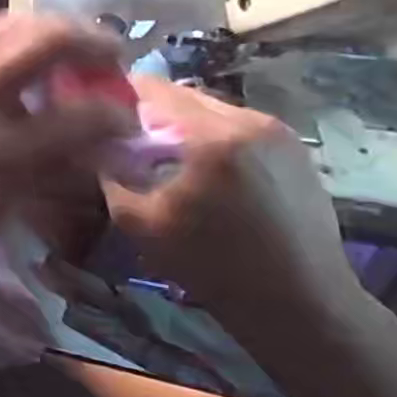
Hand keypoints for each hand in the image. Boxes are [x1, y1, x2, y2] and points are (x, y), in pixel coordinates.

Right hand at [101, 78, 363, 326]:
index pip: (154, 90)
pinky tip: (202, 172)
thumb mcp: (140, 222)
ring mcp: (280, 134)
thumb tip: (94, 146)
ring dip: (183, 126)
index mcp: (213, 136)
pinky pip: (239, 129)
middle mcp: (252, 122)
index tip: (99, 114)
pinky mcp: (296, 152)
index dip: (120, 97)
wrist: (301, 305)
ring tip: (165, 158)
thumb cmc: (214, 266)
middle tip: (129, 140)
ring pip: (213, 111)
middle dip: (152, 113)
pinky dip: (212, 139)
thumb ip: (111, 174)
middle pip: (185, 97)